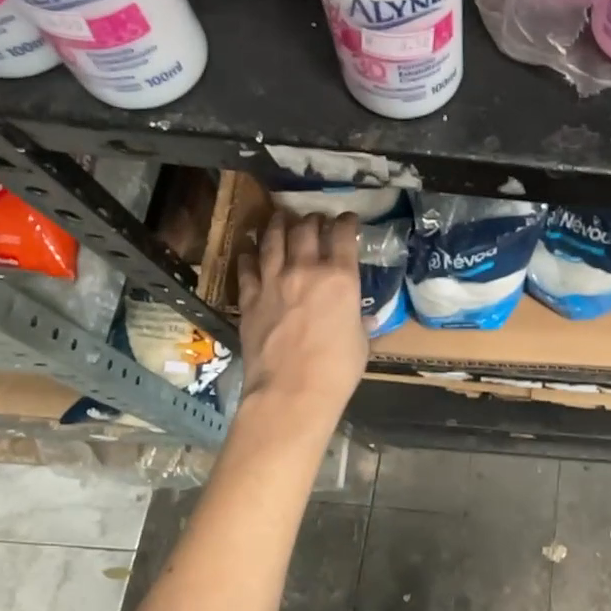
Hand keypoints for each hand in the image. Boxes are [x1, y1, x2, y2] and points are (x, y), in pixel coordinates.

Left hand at [233, 212, 367, 435]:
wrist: (291, 392)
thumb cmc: (337, 369)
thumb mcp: (361, 342)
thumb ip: (360, 322)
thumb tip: (364, 318)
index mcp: (341, 278)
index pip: (343, 236)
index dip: (346, 222)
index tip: (348, 219)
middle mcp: (306, 270)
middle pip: (305, 230)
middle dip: (312, 219)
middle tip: (315, 219)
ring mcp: (273, 282)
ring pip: (272, 241)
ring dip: (278, 225)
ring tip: (280, 218)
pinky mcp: (249, 299)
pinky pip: (247, 268)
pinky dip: (249, 256)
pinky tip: (250, 251)